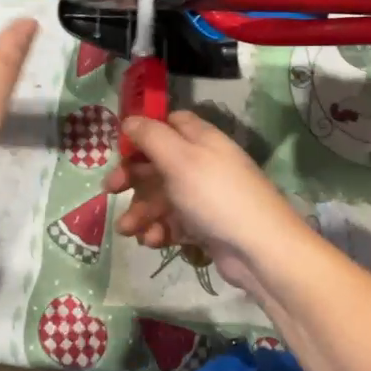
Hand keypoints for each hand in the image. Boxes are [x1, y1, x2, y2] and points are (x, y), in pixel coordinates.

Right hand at [104, 111, 307, 291]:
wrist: (260, 250)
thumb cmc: (216, 196)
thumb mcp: (179, 159)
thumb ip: (151, 136)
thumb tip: (129, 120)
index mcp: (201, 139)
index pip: (169, 123)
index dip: (144, 132)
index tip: (120, 147)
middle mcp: (203, 163)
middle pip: (159, 162)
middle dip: (133, 176)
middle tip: (110, 189)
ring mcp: (205, 197)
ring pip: (163, 196)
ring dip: (141, 211)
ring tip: (126, 230)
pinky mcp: (206, 227)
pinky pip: (174, 223)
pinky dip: (159, 230)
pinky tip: (151, 242)